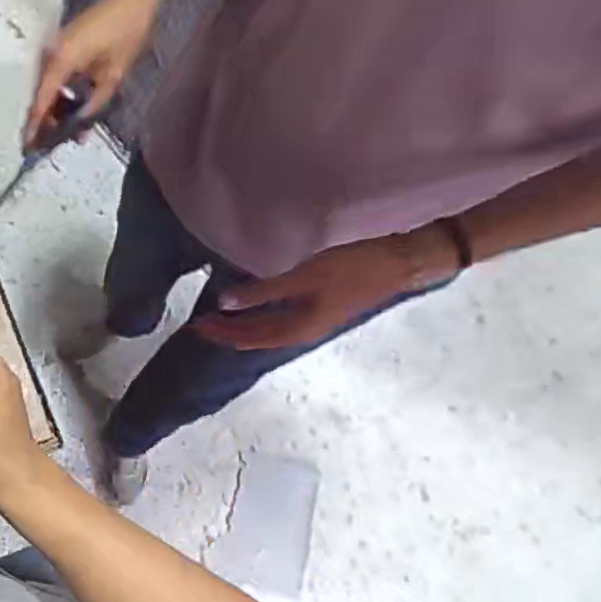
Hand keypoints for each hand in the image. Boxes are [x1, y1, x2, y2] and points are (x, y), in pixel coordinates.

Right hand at [24, 0, 159, 147]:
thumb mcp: (112, 77)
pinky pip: (53, 78)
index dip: (35, 126)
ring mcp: (54, 50)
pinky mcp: (60, 47)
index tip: (29, 146)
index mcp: (61, 61)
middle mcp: (51, 55)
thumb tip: (78, 129)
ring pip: (46, 89)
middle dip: (45, 122)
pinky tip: (69, 110)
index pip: (42, 102)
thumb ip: (93, 105)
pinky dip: (59, 95)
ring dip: (54, 109)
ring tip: (64, 131)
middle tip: (51, 144)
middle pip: (40, 97)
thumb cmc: (125, 34)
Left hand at [192, 227, 460, 350]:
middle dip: (228, 333)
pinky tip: (255, 310)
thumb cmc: (352, 267)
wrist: (402, 262)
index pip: (248, 338)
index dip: (222, 332)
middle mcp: (302, 333)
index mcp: (296, 330)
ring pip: (267, 332)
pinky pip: (279, 323)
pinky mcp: (320, 311)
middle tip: (201, 324)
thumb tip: (224, 303)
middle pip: (256, 339)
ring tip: (221, 320)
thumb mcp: (303, 277)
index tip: (197, 325)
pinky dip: (260, 319)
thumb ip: (263, 292)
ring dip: (242, 327)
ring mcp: (312, 323)